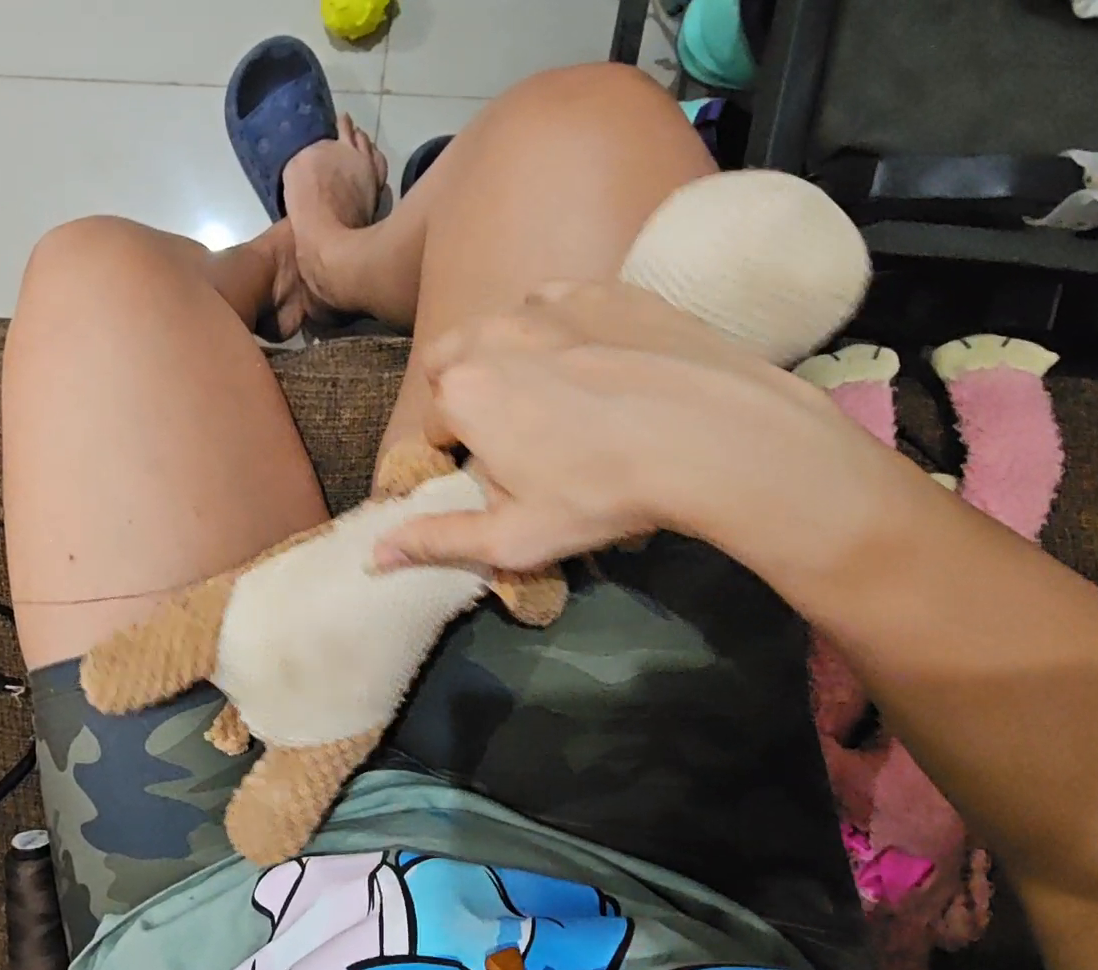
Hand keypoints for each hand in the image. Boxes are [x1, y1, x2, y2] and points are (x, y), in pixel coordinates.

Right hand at [373, 282, 901, 573]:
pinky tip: (597, 363)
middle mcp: (491, 334)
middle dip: (464, 394)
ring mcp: (549, 302)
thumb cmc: (604, 495)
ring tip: (555, 397)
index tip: (491, 476)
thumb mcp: (513, 538)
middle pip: (452, 364)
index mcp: (461, 392)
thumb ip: (435, 540)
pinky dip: (558, 329)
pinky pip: (556, 303)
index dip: (454, 454)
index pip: (432, 423)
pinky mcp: (604, 288)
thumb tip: (374, 554)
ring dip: (507, 359)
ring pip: (500, 328)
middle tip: (513, 434)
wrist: (723, 439)